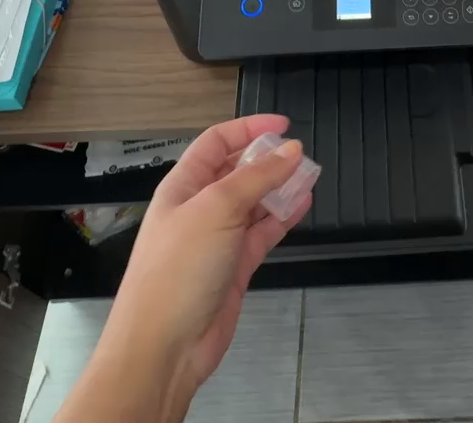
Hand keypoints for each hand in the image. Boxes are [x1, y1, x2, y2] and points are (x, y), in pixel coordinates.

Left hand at [85, 116, 309, 418]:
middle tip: (300, 153)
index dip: (248, 128)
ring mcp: (218, 238)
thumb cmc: (175, 272)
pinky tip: (302, 204)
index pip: (216, 142)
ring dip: (281, 187)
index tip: (282, 124)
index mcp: (184, 186)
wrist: (163, 348)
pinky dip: (283, 217)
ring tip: (309, 175)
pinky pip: (264, 231)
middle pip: (238, 170)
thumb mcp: (217, 209)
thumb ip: (257, 177)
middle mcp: (200, 207)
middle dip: (268, 159)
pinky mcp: (235, 265)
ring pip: (255, 201)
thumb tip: (291, 150)